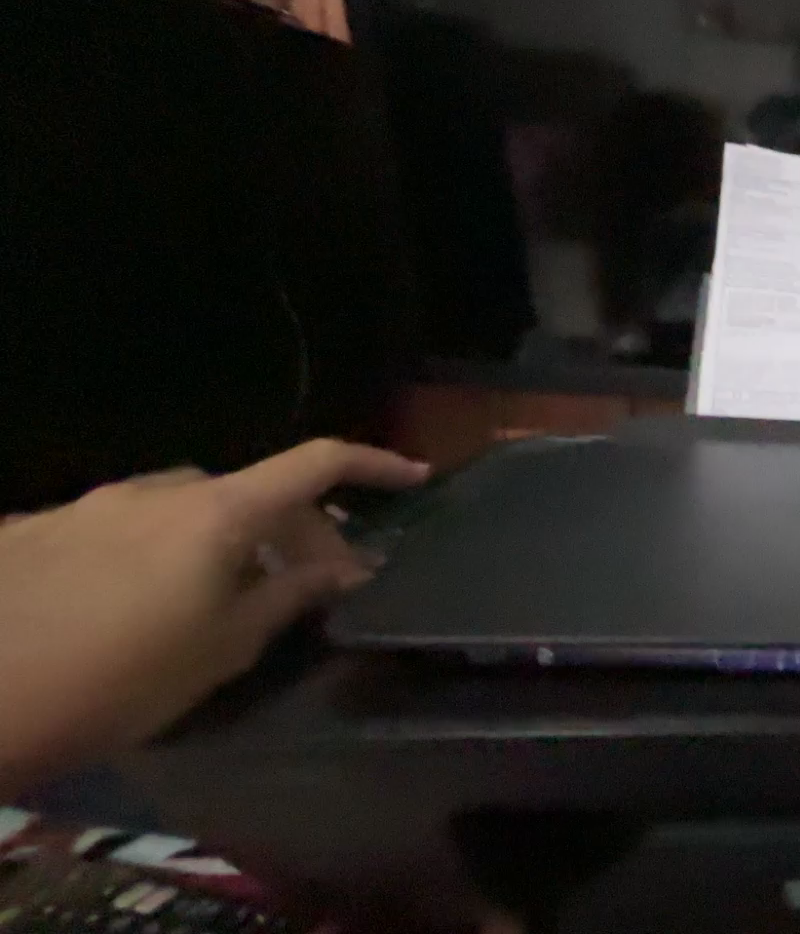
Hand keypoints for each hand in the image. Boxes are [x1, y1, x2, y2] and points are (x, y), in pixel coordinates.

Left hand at [0, 440, 428, 795]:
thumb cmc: (107, 681)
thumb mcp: (223, 648)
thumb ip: (292, 594)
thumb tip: (348, 567)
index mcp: (216, 513)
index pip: (319, 462)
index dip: (376, 464)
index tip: (416, 477)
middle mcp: (154, 494)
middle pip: (254, 490)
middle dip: (297, 528)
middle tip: (314, 580)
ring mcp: (81, 510)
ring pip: (184, 507)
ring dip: (224, 537)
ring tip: (219, 592)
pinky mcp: (21, 537)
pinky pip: (115, 528)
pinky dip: (152, 551)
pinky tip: (127, 604)